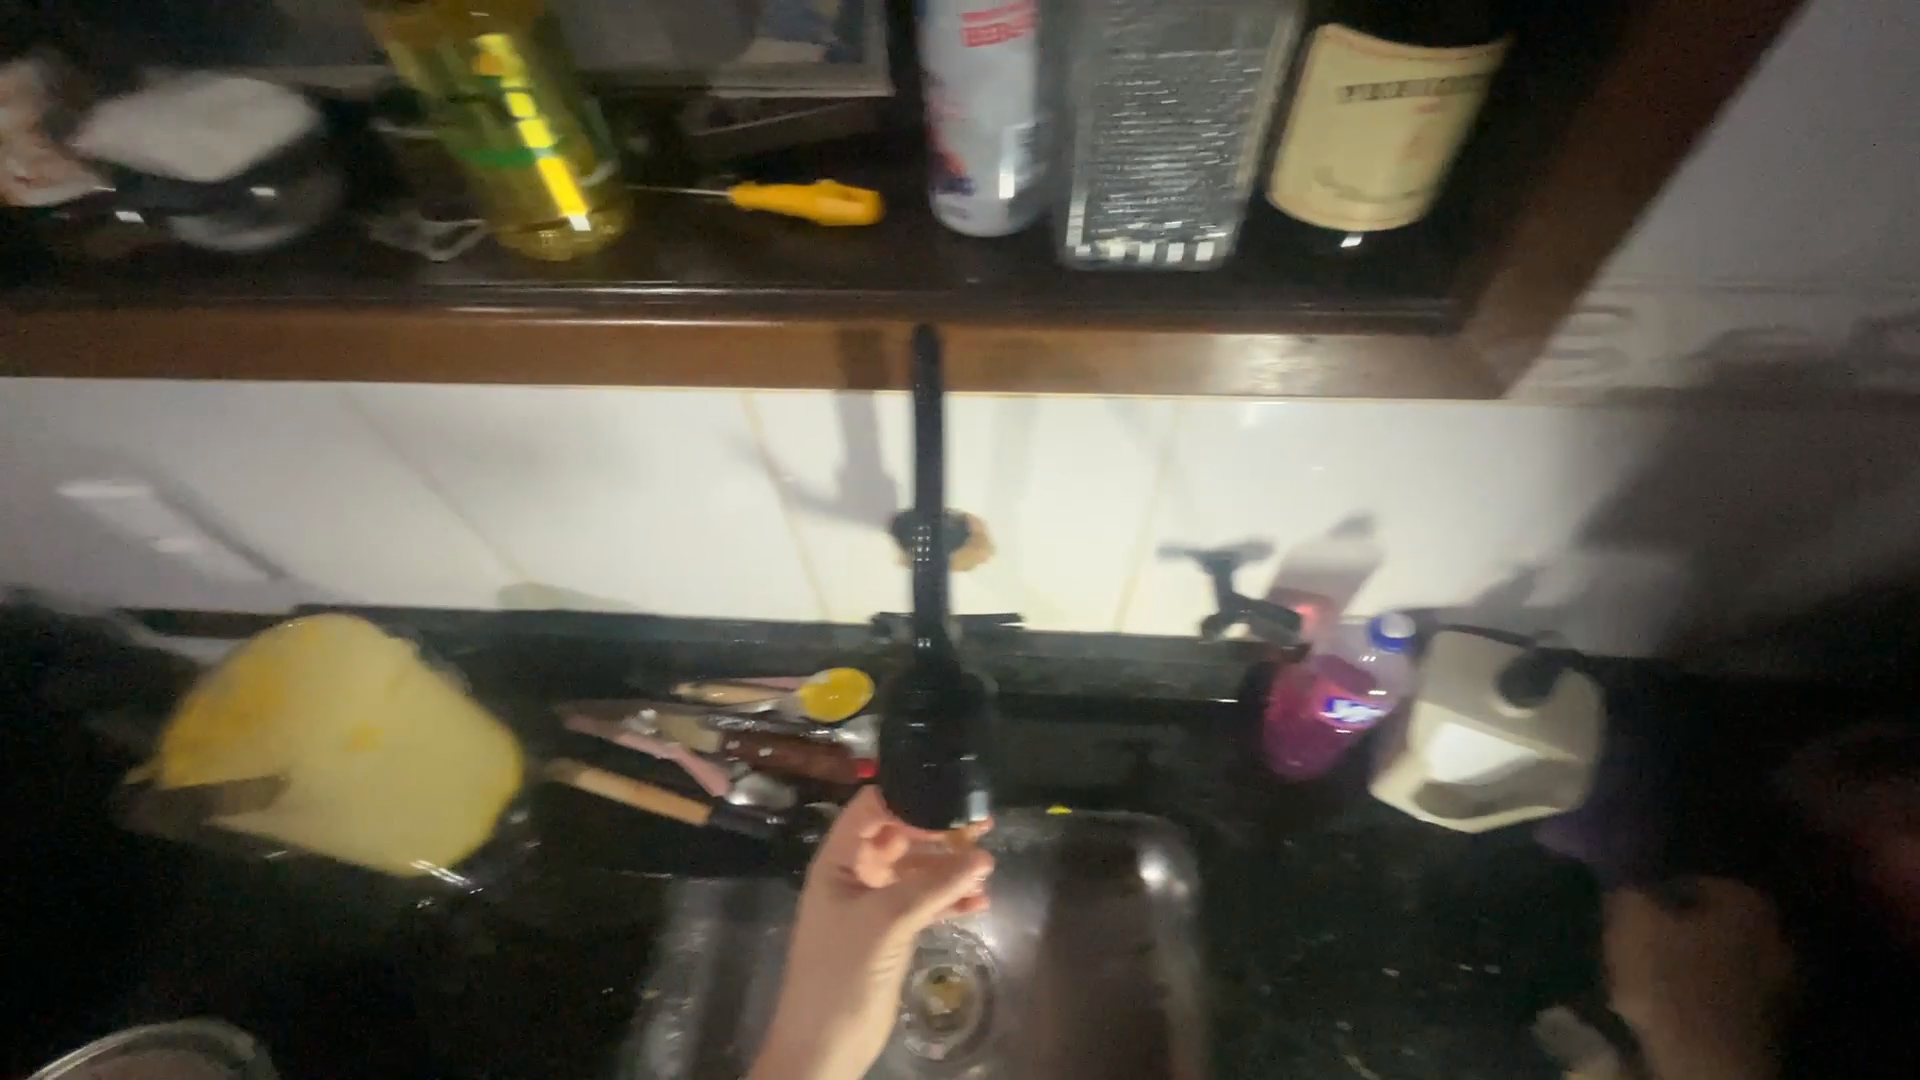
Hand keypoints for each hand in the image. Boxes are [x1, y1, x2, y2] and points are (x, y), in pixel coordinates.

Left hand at [748, 787, 992, 1079]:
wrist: (822, 1048)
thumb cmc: (842, 972)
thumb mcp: (887, 921)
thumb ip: (934, 886)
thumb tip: (982, 858)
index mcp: (839, 859)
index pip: (871, 809)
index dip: (906, 799)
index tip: (948, 799)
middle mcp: (856, 873)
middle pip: (900, 836)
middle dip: (938, 832)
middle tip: (981, 827)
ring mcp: (873, 903)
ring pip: (916, 870)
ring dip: (949, 868)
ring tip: (988, 867)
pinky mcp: (890, 930)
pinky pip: (923, 902)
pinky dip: (948, 900)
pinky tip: (978, 902)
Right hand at [1605, 878, 1792, 1079]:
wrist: (1705, 1055)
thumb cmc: (1667, 973)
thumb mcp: (1629, 913)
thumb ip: (1631, 888)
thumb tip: (1631, 883)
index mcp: (1749, 907)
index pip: (1701, 879)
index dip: (1663, 885)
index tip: (1634, 897)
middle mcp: (1777, 939)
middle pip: (1716, 919)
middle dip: (1681, 921)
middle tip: (1641, 926)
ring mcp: (1781, 984)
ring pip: (1722, 954)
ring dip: (1690, 955)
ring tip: (1649, 959)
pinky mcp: (1769, 1020)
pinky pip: (1726, 986)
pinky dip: (1700, 983)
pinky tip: (1669, 988)